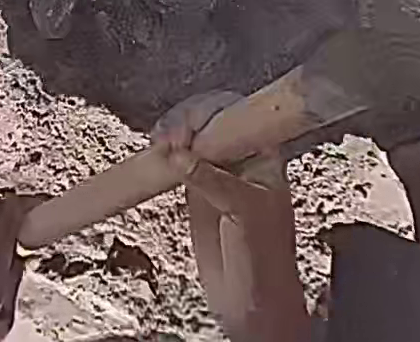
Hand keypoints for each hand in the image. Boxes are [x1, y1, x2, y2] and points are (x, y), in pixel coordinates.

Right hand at [154, 94, 311, 341]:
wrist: (251, 307)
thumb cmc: (264, 260)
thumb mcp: (246, 215)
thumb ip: (215, 182)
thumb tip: (179, 156)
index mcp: (263, 152)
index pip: (235, 113)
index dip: (210, 112)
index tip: (189, 130)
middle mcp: (240, 152)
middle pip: (207, 117)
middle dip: (185, 120)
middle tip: (169, 138)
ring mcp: (216, 166)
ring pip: (189, 132)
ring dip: (170, 130)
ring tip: (159, 144)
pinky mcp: (195, 184)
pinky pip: (176, 155)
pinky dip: (163, 149)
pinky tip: (156, 150)